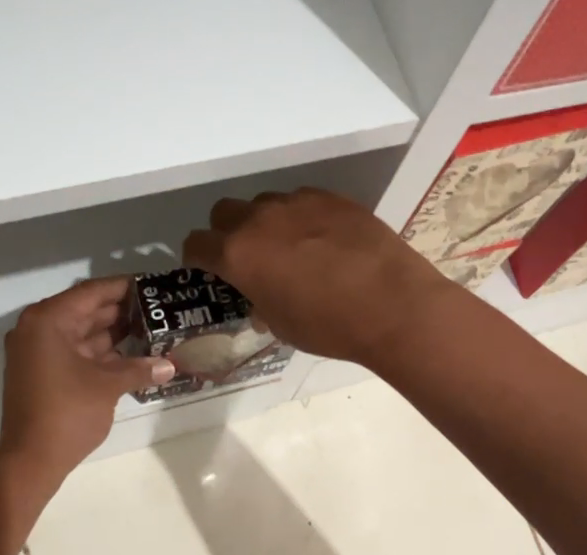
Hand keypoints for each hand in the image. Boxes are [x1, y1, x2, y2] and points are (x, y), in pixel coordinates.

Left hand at [0, 277, 174, 476]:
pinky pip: (75, 355)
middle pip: (85, 312)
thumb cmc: (67, 414)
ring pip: (82, 335)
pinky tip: (131, 360)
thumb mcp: (107, 387)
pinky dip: (101, 356)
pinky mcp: (42, 375)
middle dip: (121, 313)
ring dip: (114, 336)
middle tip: (157, 312)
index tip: (151, 286)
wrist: (31, 459)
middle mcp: (38, 330)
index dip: (123, 288)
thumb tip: (169, 366)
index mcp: (48, 321)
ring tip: (151, 334)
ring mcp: (38, 354)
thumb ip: (138, 370)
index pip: (91, 293)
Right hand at [183, 188, 460, 362]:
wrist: (390, 303)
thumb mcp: (281, 326)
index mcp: (237, 254)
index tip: (210, 272)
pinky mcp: (330, 197)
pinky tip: (322, 243)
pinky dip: (300, 219)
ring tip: (290, 251)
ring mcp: (296, 202)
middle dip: (228, 234)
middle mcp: (259, 219)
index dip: (198, 259)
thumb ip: (259, 304)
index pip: (196, 244)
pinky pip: (301, 202)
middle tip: (248, 260)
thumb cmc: (327, 325)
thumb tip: (260, 301)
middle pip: (224, 213)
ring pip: (264, 204)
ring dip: (266, 224)